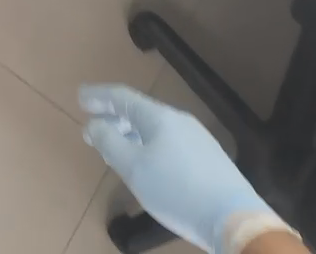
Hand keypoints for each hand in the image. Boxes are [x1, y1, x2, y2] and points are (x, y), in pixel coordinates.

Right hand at [79, 84, 269, 253]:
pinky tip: (148, 165)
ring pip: (155, 129)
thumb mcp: (133, 168)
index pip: (121, 97)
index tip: (80, 98)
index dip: (98, 96)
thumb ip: (109, 142)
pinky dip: (149, 145)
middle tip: (93, 129)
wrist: (236, 220)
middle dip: (113, 119)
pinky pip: (169, 143)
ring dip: (131, 134)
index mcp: (159, 116)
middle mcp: (179, 120)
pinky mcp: (210, 160)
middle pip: (138, 112)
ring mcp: (198, 139)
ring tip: (117, 149)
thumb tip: (92, 124)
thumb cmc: (177, 190)